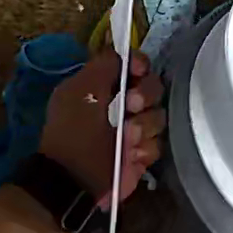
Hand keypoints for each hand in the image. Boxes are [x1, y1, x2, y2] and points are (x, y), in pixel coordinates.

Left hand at [39, 50, 165, 209]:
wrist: (75, 181)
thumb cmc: (74, 133)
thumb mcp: (82, 92)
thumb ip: (102, 65)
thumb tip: (122, 51)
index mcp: (103, 86)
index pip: (134, 65)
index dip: (140, 65)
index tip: (138, 72)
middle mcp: (121, 104)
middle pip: (153, 87)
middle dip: (144, 96)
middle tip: (129, 107)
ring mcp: (133, 129)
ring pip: (159, 116)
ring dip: (143, 126)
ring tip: (126, 139)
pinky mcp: (141, 153)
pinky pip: (158, 143)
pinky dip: (144, 149)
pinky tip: (130, 156)